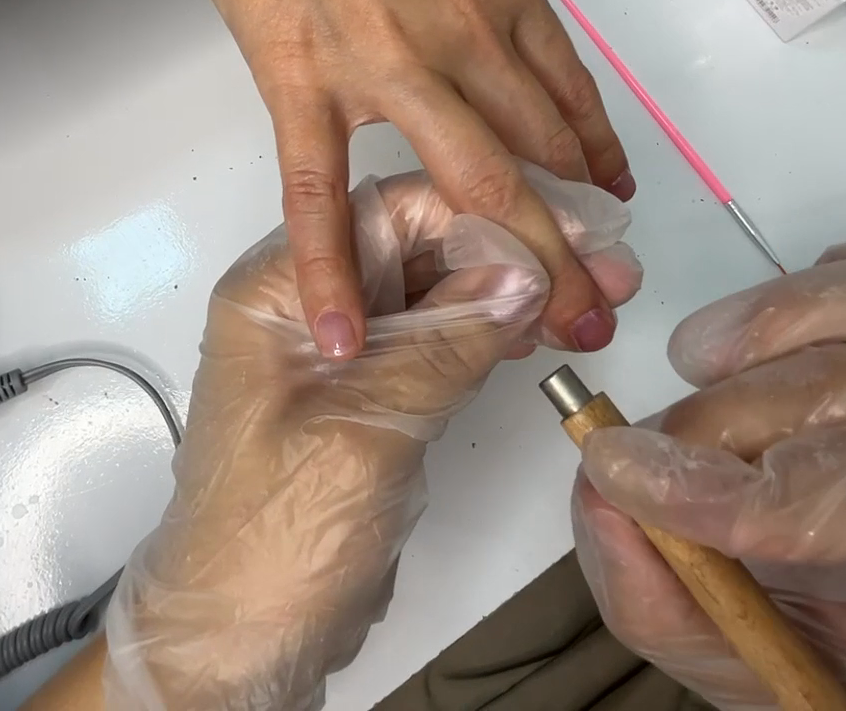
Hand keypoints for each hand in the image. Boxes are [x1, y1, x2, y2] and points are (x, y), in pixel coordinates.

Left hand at [104, 168, 640, 709]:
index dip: (481, 212)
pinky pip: (435, 339)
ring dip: (512, 295)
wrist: (241, 634)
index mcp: (281, 287)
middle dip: (511, 253)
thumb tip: (527, 273)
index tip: (569, 224)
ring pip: (436, 294)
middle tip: (605, 267)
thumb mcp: (367, 426)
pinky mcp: (368, 388)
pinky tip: (543, 333)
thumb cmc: (278, 531)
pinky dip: (489, 336)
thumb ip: (447, 342)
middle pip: (419, 249)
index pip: (390, 213)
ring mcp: (340, 346)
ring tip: (600, 299)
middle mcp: (308, 302)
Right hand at [123, 0, 634, 360]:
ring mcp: (384, 62)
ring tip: (542, 330)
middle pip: (539, 156)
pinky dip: (333, 268)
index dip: (593, 164)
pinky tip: (347, 329)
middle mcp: (463, 30)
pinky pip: (320, 191)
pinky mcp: (300, 77)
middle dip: (579, 242)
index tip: (607, 212)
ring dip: (515, 265)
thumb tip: (482, 40)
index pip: (567, 96)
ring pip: (468, 182)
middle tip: (599, 309)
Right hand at [571, 236, 845, 710]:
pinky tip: (778, 334)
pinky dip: (829, 282)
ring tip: (697, 365)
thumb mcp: (751, 667)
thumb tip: (602, 488)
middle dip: (720, 417)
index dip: (746, 482)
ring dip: (771, 321)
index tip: (618, 470)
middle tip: (645, 452)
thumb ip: (661, 599)